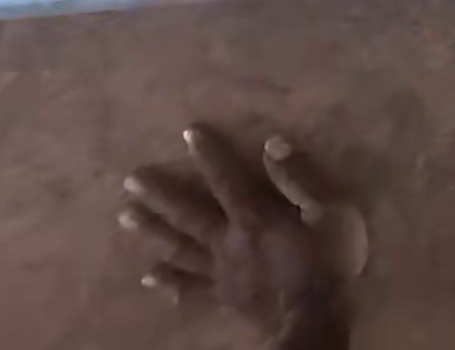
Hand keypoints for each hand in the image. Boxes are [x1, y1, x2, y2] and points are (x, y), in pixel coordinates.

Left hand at [121, 125, 363, 349]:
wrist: (317, 322)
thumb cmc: (327, 259)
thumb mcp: (328, 209)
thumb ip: (299, 177)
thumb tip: (273, 143)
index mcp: (254, 218)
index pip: (226, 178)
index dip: (208, 153)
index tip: (188, 132)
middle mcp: (229, 242)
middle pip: (188, 215)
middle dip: (160, 195)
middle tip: (131, 180)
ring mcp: (222, 273)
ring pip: (180, 249)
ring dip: (152, 232)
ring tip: (126, 217)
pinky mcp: (224, 298)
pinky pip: (190, 290)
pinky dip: (168, 282)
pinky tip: (149, 275)